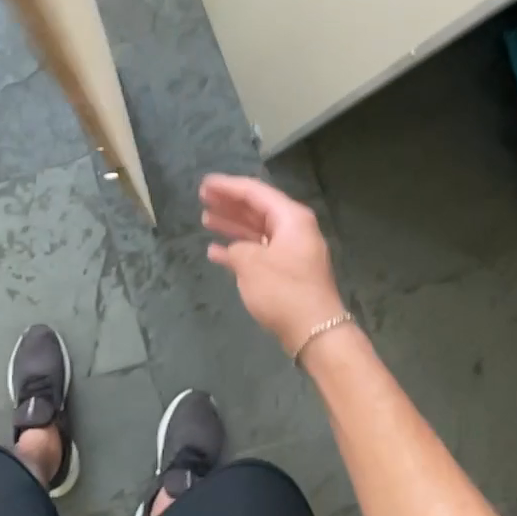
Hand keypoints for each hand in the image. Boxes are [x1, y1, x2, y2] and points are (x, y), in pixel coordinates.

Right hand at [201, 174, 349, 355]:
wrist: (314, 331)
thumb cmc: (283, 291)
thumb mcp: (251, 263)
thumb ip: (237, 249)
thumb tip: (233, 250)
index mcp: (291, 218)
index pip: (255, 192)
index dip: (227, 187)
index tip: (204, 184)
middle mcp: (293, 229)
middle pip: (257, 209)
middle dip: (229, 203)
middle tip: (202, 198)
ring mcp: (291, 251)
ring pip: (256, 230)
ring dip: (232, 225)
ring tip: (206, 219)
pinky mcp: (286, 272)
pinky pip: (259, 251)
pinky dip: (238, 249)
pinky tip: (215, 251)